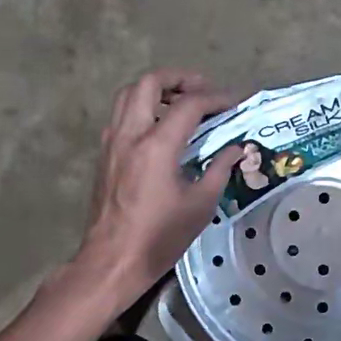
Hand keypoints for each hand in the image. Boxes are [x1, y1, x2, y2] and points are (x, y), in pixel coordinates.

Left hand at [72, 70, 242, 309]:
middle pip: (149, 83)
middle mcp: (129, 135)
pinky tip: (162, 128)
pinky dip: (143, 108)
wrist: (112, 261)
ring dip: (157, 90)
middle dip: (179, 79)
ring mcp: (111, 143)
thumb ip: (219, 170)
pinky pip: (122, 115)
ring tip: (182, 104)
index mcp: (156, 146)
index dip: (216, 98)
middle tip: (203, 91)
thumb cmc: (160, 237)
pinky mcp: (104, 155)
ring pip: (129, 95)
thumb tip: (235, 149)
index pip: (189, 105)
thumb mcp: (200, 205)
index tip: (236, 102)